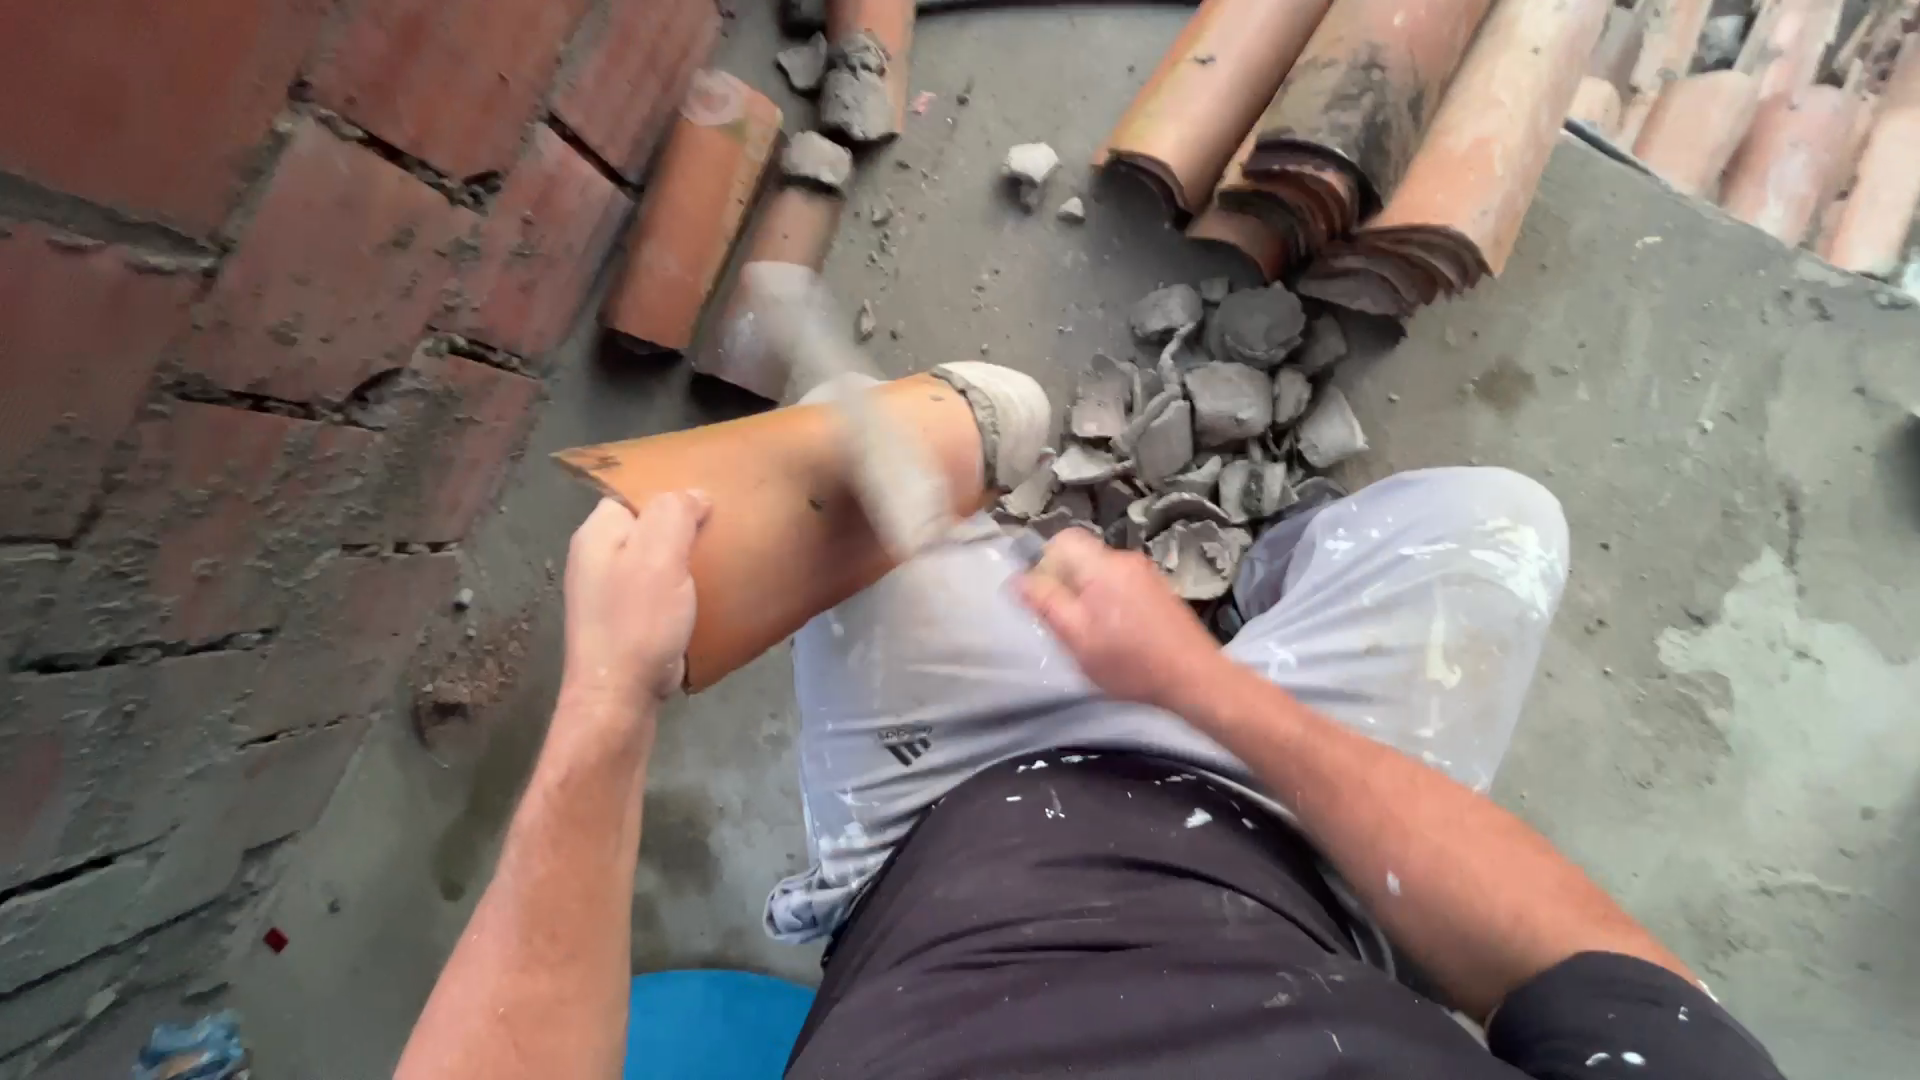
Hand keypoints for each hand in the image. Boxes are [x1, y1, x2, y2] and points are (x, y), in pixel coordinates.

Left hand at [562, 493, 711, 710]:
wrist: (620, 695)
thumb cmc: (638, 621)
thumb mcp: (658, 557)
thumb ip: (674, 514)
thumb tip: (695, 495)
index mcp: (598, 534)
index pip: (635, 493)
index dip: (672, 492)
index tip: (711, 501)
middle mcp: (598, 557)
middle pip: (648, 525)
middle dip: (685, 525)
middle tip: (723, 530)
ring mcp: (612, 590)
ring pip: (658, 557)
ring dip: (689, 557)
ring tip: (725, 558)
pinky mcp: (629, 618)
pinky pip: (661, 588)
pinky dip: (685, 586)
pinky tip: (709, 593)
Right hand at [1016, 529, 1235, 711]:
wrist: (1194, 678)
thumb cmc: (1130, 662)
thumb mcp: (1077, 639)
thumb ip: (1045, 604)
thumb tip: (1016, 579)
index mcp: (1102, 566)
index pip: (1062, 539)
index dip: (1045, 563)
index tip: (1045, 596)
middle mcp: (1125, 560)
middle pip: (1080, 556)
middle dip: (1066, 584)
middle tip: (1067, 623)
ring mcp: (1146, 573)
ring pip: (1099, 572)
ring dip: (1088, 596)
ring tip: (1094, 633)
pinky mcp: (1158, 588)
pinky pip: (1120, 583)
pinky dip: (1110, 601)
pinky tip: (1118, 634)